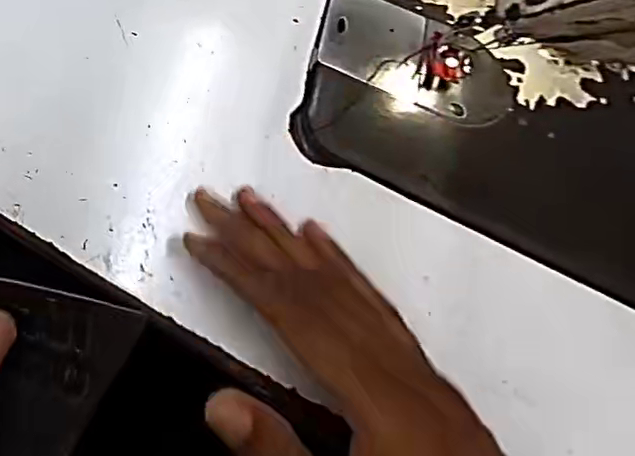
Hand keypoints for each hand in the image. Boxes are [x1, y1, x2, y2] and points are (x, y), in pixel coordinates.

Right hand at [185, 188, 501, 455]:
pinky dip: (347, 269)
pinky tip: (325, 245)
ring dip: (293, 239)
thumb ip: (277, 449)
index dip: (235, 268)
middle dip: (253, 236)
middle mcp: (405, 377)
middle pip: (313, 284)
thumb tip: (220, 404)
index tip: (199, 242)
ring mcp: (423, 379)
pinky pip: (382, 308)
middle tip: (212, 203)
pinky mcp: (435, 389)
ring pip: (348, 286)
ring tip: (257, 205)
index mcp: (382, 400)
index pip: (290, 311)